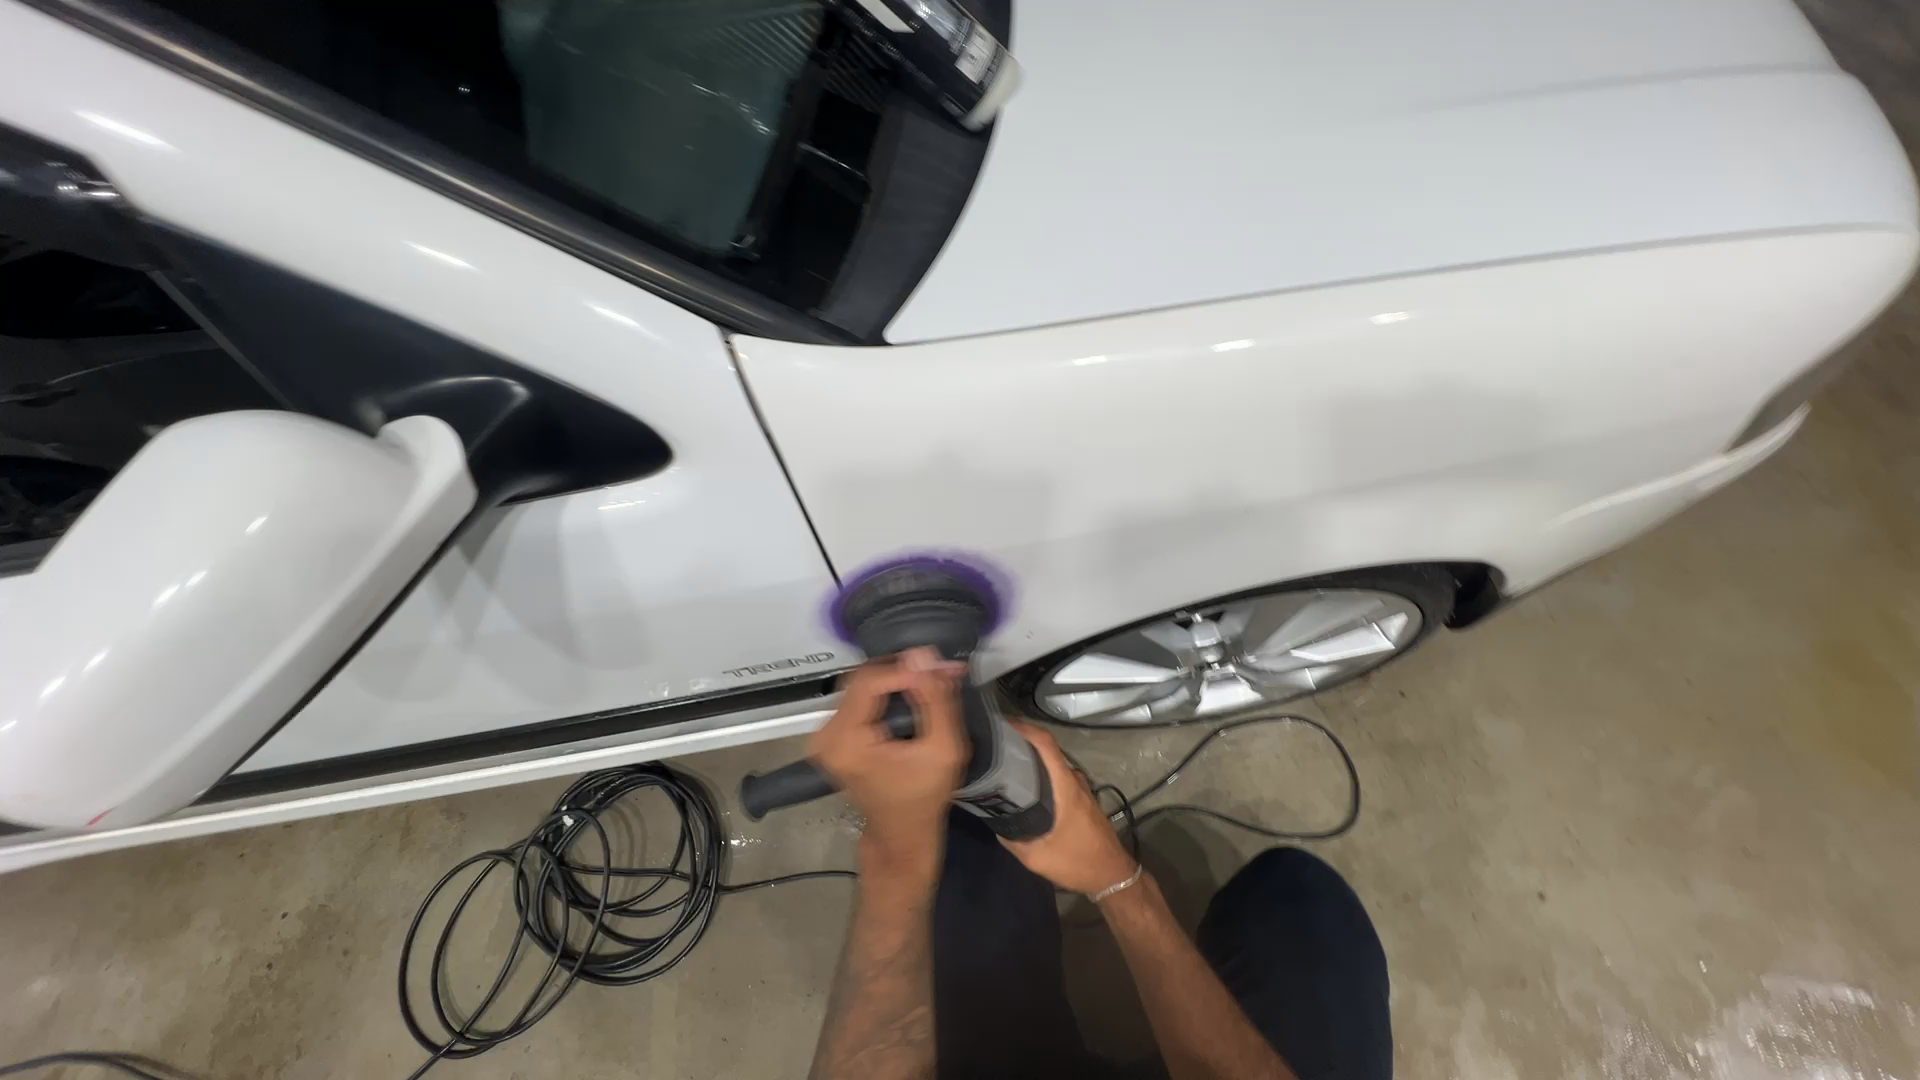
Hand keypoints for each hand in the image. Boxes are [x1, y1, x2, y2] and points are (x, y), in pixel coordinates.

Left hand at [809, 649, 968, 878]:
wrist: (901, 833)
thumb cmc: (924, 798)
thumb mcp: (943, 749)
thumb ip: (935, 699)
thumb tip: (923, 655)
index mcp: (846, 741)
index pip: (870, 680)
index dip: (906, 668)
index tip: (938, 668)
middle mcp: (826, 735)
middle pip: (862, 678)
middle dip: (902, 670)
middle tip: (938, 672)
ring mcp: (824, 735)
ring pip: (861, 683)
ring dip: (896, 678)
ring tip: (930, 682)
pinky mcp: (832, 734)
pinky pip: (858, 697)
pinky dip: (886, 692)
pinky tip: (912, 696)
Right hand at [999, 720, 1138, 895]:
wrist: (1113, 876)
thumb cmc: (1078, 863)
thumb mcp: (1037, 858)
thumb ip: (1012, 838)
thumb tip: (993, 820)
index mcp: (1065, 786)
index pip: (1046, 743)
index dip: (1025, 728)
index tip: (1002, 724)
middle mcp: (1074, 780)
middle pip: (1047, 749)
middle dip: (1021, 741)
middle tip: (994, 746)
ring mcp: (1080, 787)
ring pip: (1053, 763)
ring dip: (1031, 759)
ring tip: (1004, 764)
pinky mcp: (1081, 797)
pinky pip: (1058, 776)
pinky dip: (1041, 773)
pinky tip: (1025, 786)